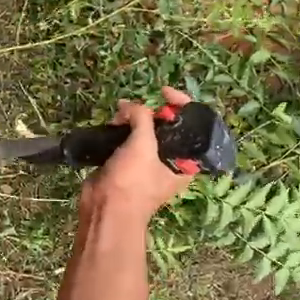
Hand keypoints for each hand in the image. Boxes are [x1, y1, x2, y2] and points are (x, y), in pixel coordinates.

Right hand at [86, 86, 195, 220]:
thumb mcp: (142, 146)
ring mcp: (147, 161)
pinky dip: (120, 129)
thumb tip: (129, 106)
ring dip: (132, 119)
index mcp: (185, 162)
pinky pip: (127, 139)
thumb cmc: (133, 181)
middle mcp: (170, 160)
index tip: (163, 92)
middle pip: (166, 126)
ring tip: (117, 117)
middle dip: (150, 112)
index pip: (193, 126)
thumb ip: (142, 119)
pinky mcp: (126, 162)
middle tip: (133, 108)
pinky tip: (111, 125)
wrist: (106, 208)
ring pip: (144, 131)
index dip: (182, 105)